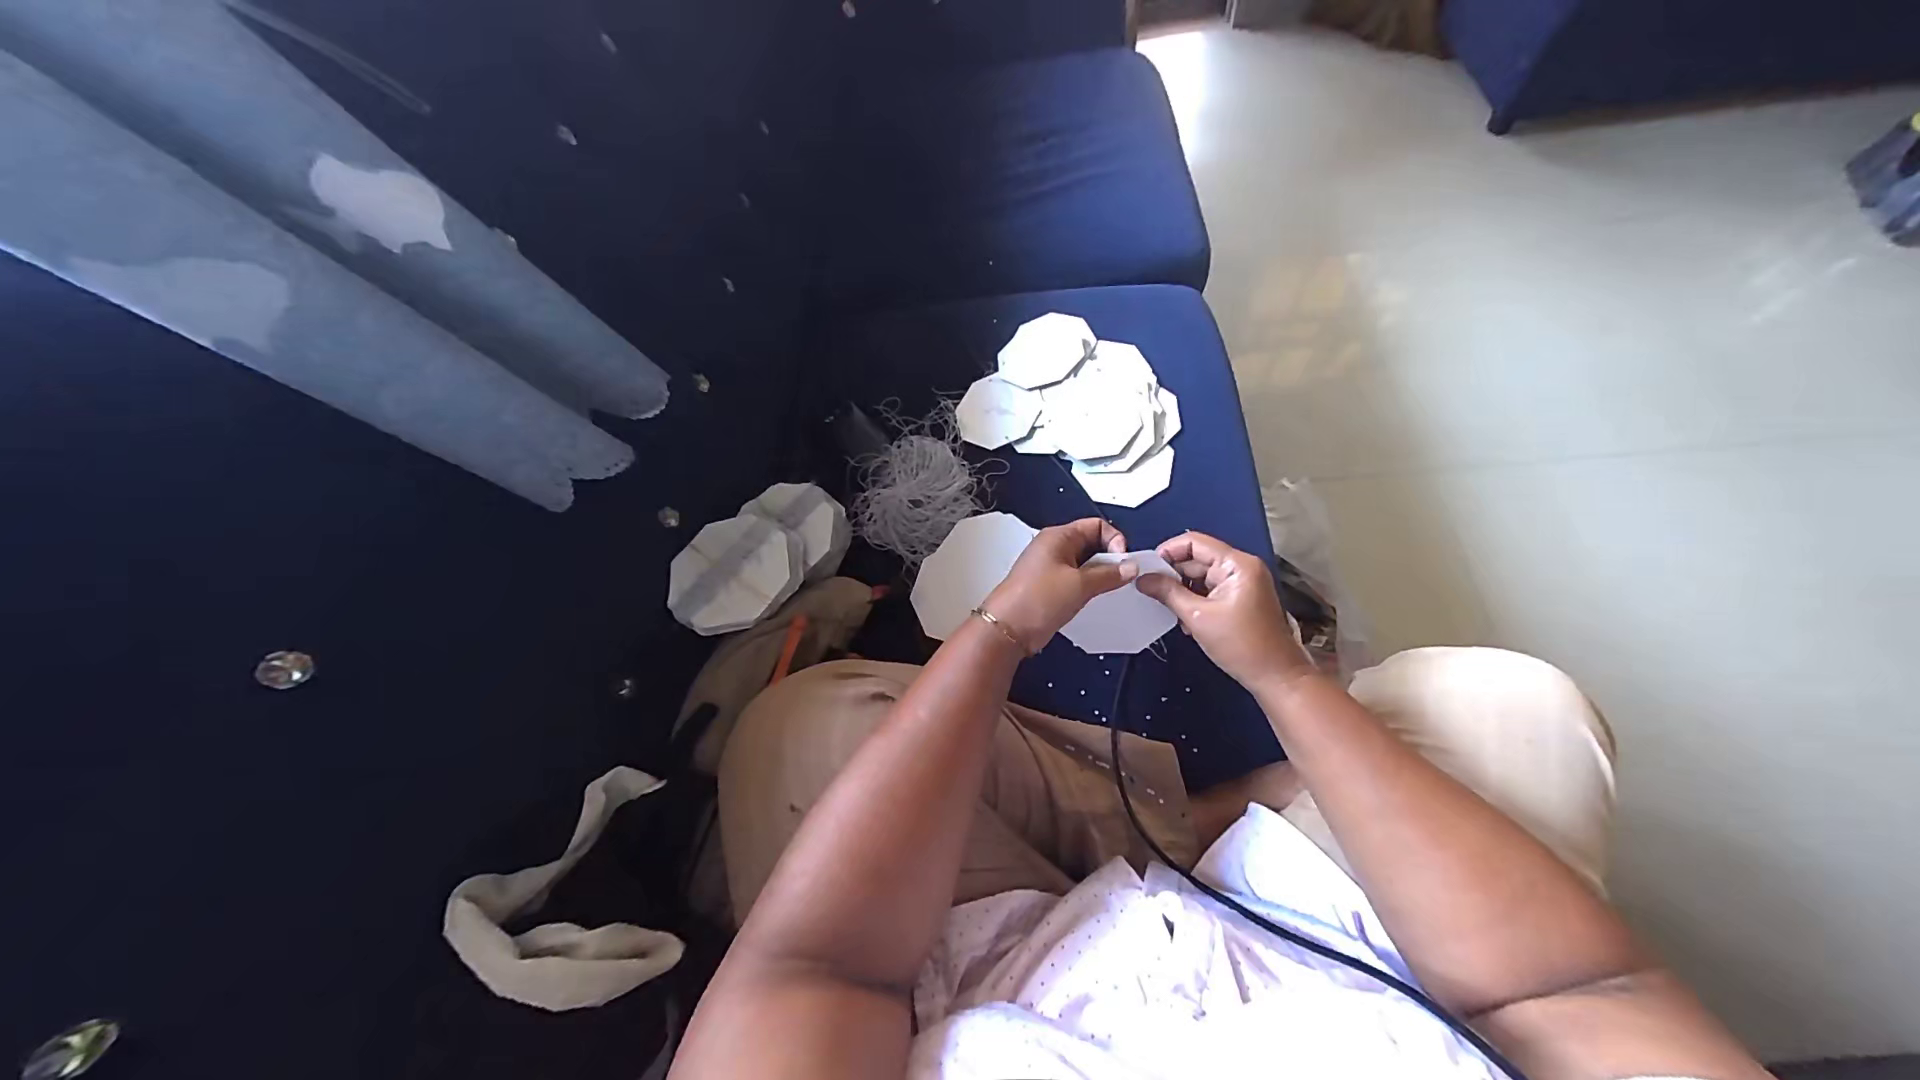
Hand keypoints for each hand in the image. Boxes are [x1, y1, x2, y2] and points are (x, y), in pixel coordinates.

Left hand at [980, 518, 1135, 652]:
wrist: (1008, 630)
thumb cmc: (1033, 600)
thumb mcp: (1080, 584)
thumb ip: (1109, 574)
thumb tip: (1128, 567)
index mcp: (1058, 536)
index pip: (1096, 525)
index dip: (1114, 540)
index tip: (1122, 560)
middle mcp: (1054, 549)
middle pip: (1092, 544)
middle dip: (1109, 559)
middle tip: (1117, 577)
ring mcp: (1051, 568)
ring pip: (1086, 565)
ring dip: (1099, 576)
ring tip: (1104, 590)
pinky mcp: (1051, 588)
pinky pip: (1077, 581)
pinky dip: (1088, 588)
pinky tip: (1092, 599)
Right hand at [1136, 530, 1314, 692]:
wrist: (1276, 676)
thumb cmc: (1241, 646)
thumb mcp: (1197, 617)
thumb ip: (1167, 592)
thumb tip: (1143, 579)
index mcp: (1236, 564)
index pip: (1194, 542)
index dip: (1167, 552)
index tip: (1147, 569)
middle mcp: (1242, 567)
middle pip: (1197, 558)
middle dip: (1172, 573)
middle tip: (1151, 590)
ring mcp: (1242, 582)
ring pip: (1201, 575)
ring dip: (1182, 589)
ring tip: (1167, 607)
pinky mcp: (1241, 597)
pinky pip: (1210, 588)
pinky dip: (1194, 599)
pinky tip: (1184, 617)